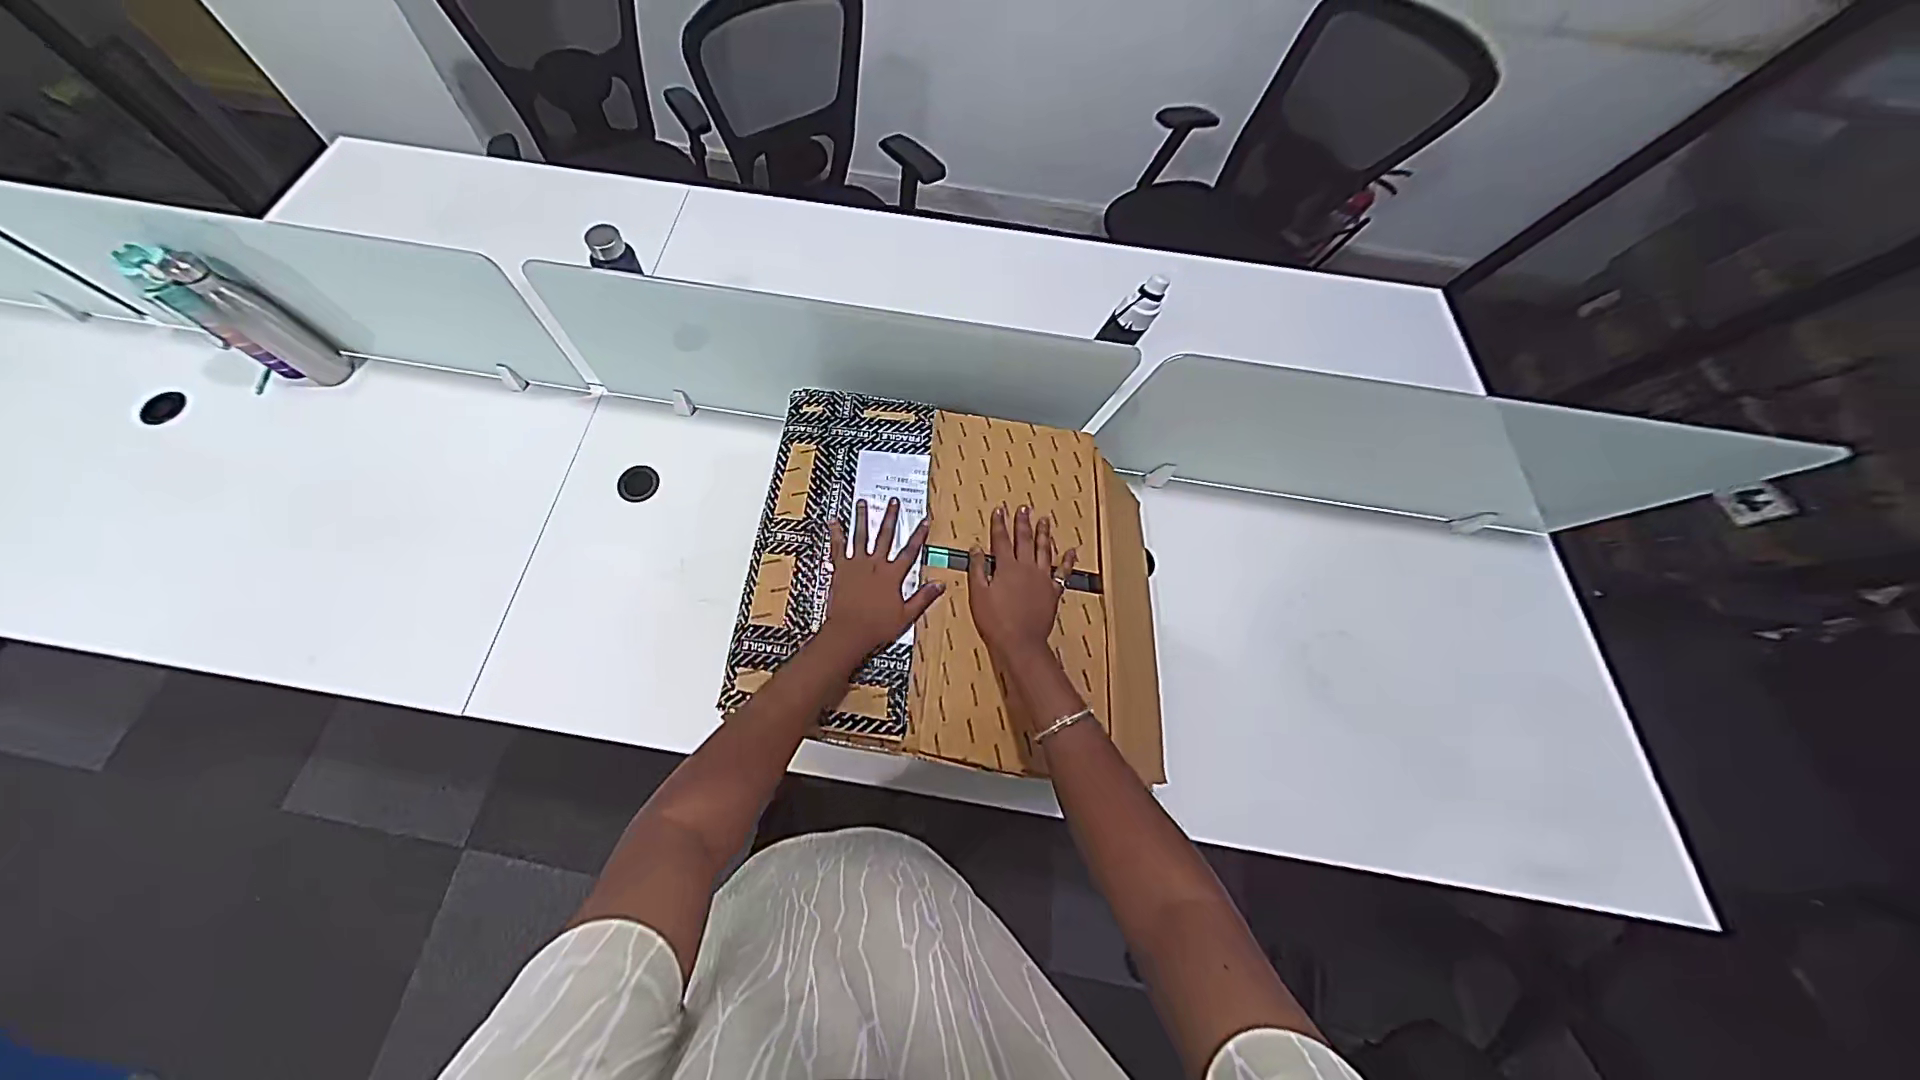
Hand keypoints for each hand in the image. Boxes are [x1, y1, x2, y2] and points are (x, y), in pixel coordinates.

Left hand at [822, 498, 943, 658]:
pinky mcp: (840, 569)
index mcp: (892, 576)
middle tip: (893, 502)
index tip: (924, 522)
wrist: (849, 632)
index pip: (910, 551)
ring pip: (860, 536)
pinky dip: (835, 533)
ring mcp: (856, 565)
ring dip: (862, 518)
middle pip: (885, 536)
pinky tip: (833, 521)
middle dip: (891, 517)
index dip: (919, 536)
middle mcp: (875, 565)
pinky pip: (837, 547)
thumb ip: (923, 598)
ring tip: (862, 502)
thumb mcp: (906, 615)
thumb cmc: (877, 627)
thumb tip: (939, 585)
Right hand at [967, 504, 1075, 660]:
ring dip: (1044, 534)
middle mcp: (1026, 568)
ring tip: (1044, 520)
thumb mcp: (978, 594)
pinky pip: (1062, 572)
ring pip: (1044, 550)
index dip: (999, 524)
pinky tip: (1071, 551)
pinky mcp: (1053, 592)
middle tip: (1024, 508)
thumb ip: (977, 569)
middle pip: (1024, 540)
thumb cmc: (995, 621)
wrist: (1020, 642)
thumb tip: (976, 549)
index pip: (1001, 540)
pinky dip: (1067, 561)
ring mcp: (1042, 579)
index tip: (1000, 510)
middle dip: (1023, 523)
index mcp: (1006, 567)